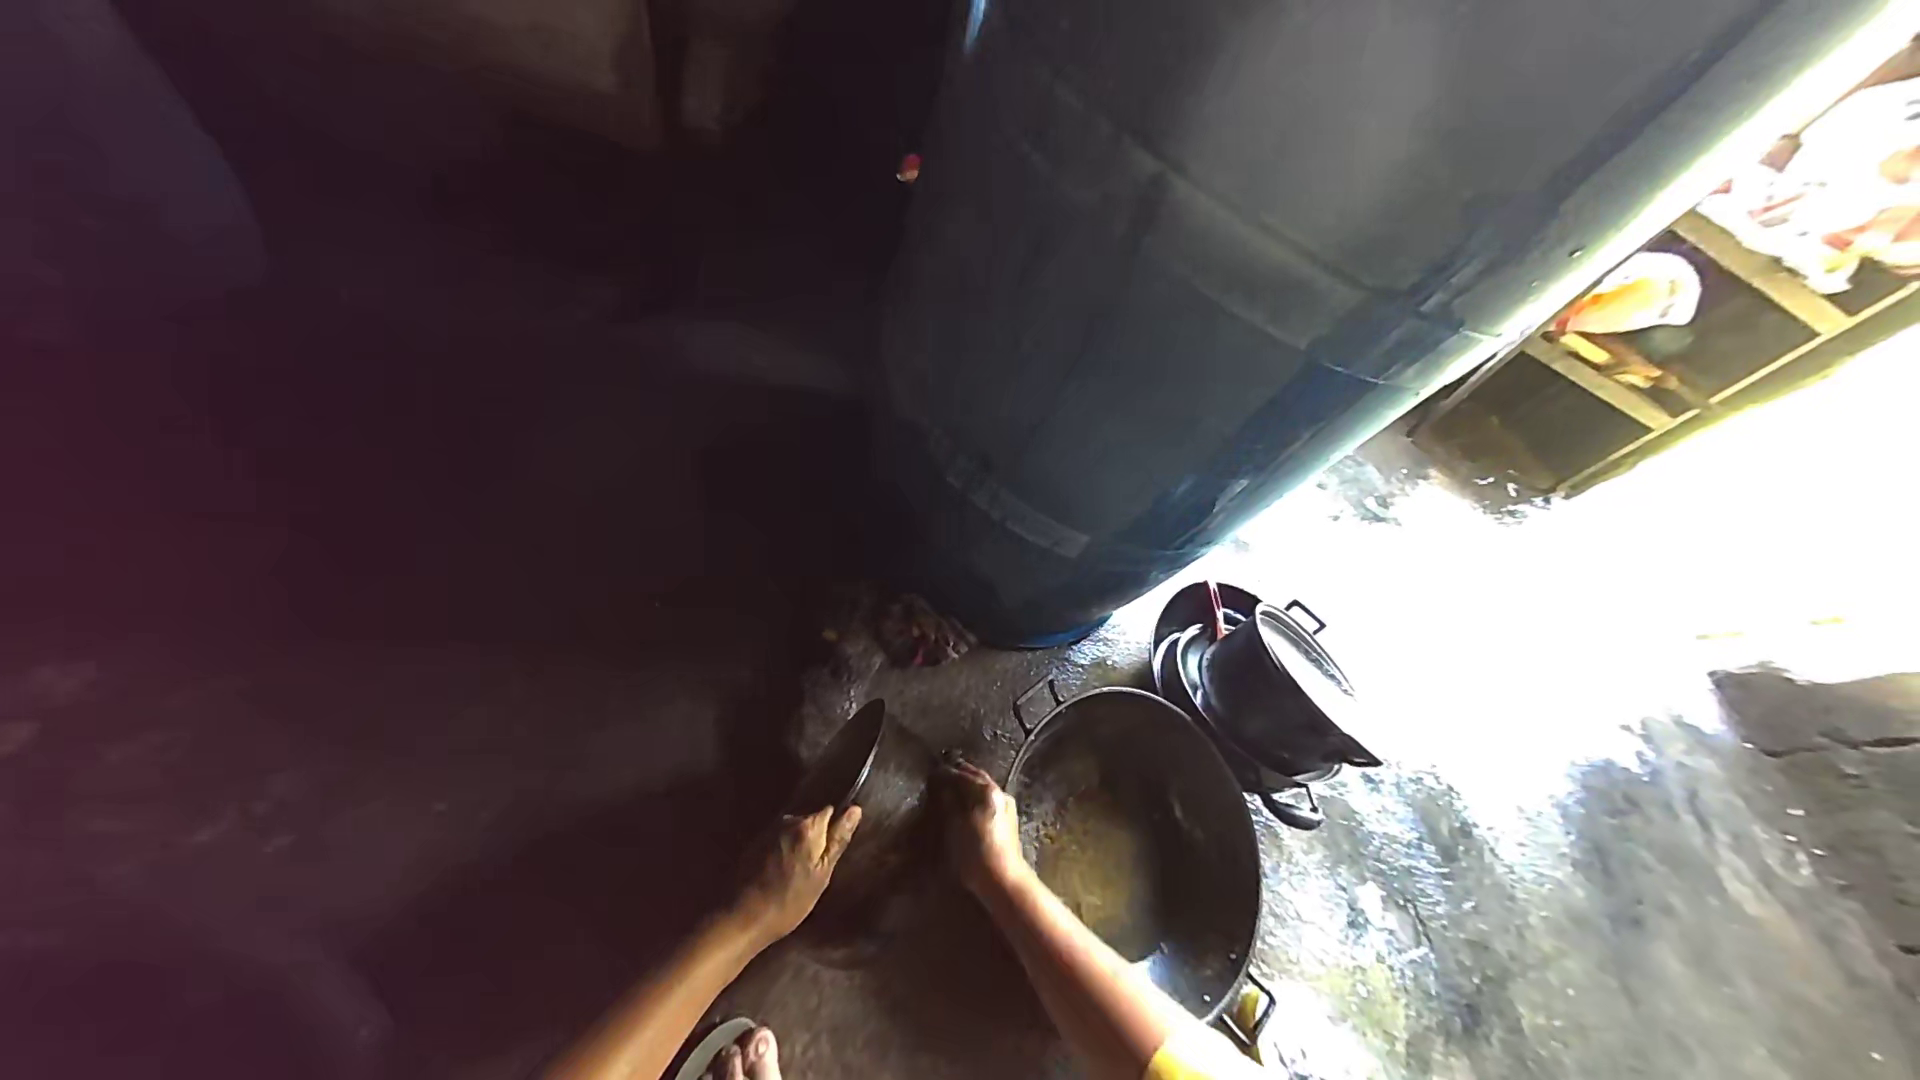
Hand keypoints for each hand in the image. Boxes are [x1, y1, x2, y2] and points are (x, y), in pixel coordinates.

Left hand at [732, 804, 860, 944]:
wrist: (741, 918)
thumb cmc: (789, 900)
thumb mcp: (822, 874)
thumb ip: (838, 839)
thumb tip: (856, 809)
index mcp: (808, 825)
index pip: (830, 812)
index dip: (833, 830)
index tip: (829, 852)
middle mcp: (787, 820)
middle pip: (810, 820)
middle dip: (813, 838)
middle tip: (813, 869)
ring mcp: (768, 830)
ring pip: (792, 831)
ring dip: (796, 845)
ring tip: (794, 874)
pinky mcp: (754, 843)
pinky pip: (776, 841)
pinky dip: (781, 852)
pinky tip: (777, 875)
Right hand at [940, 760, 1028, 895]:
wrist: (1004, 881)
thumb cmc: (976, 852)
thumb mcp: (956, 826)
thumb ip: (948, 801)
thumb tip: (941, 784)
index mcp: (987, 791)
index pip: (963, 774)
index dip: (946, 773)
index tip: (932, 773)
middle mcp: (1000, 792)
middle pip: (976, 778)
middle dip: (959, 776)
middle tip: (941, 777)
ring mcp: (1006, 805)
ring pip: (983, 788)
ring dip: (968, 786)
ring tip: (950, 791)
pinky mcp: (1008, 819)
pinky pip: (988, 800)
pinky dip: (975, 798)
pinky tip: (966, 805)